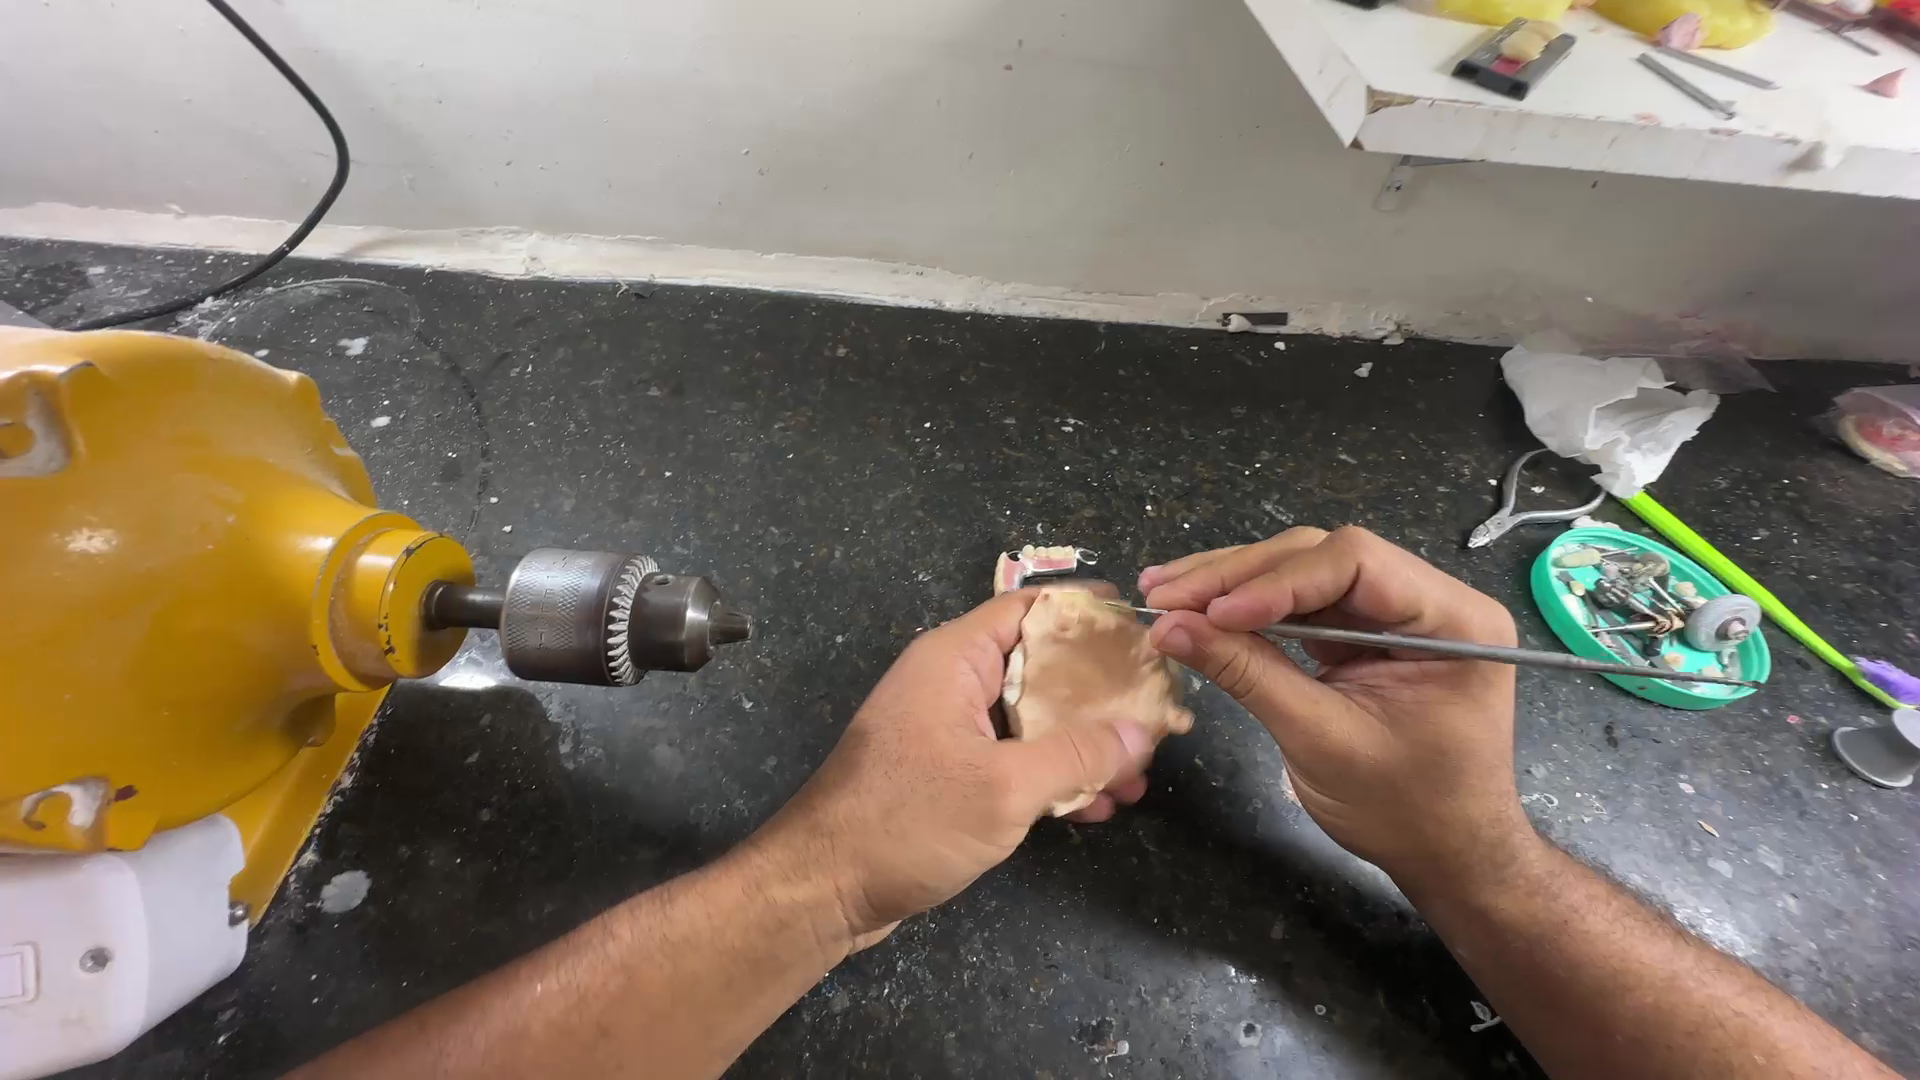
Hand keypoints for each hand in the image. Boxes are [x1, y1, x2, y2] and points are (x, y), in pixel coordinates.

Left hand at [750, 590, 1154, 947]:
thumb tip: (1140, 732)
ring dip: (1081, 743)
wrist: (825, 886)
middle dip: (1096, 691)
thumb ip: (1076, 756)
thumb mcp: (1003, 787)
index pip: (1027, 608)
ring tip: (1138, 772)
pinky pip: (1013, 756)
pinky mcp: (949, 770)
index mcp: (955, 658)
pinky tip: (1098, 805)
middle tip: (1151, 709)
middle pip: (1037, 665)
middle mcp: (952, 681)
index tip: (1136, 626)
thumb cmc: (909, 819)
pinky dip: (1052, 774)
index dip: (1082, 610)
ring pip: (1030, 717)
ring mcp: (949, 727)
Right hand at [1140, 526, 1531, 890]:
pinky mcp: (1353, 628)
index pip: (1355, 562)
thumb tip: (1168, 627)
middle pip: (1315, 556)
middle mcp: (1422, 598)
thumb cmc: (1402, 808)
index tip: (1214, 615)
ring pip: (1294, 569)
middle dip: (1234, 576)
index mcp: (1452, 620)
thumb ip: (1247, 673)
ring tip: (1159, 590)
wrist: (1440, 852)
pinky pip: (1289, 600)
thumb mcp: (1320, 739)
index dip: (1278, 581)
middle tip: (1162, 595)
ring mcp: (1385, 610)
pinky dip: (1237, 604)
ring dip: (1224, 581)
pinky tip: (1191, 604)